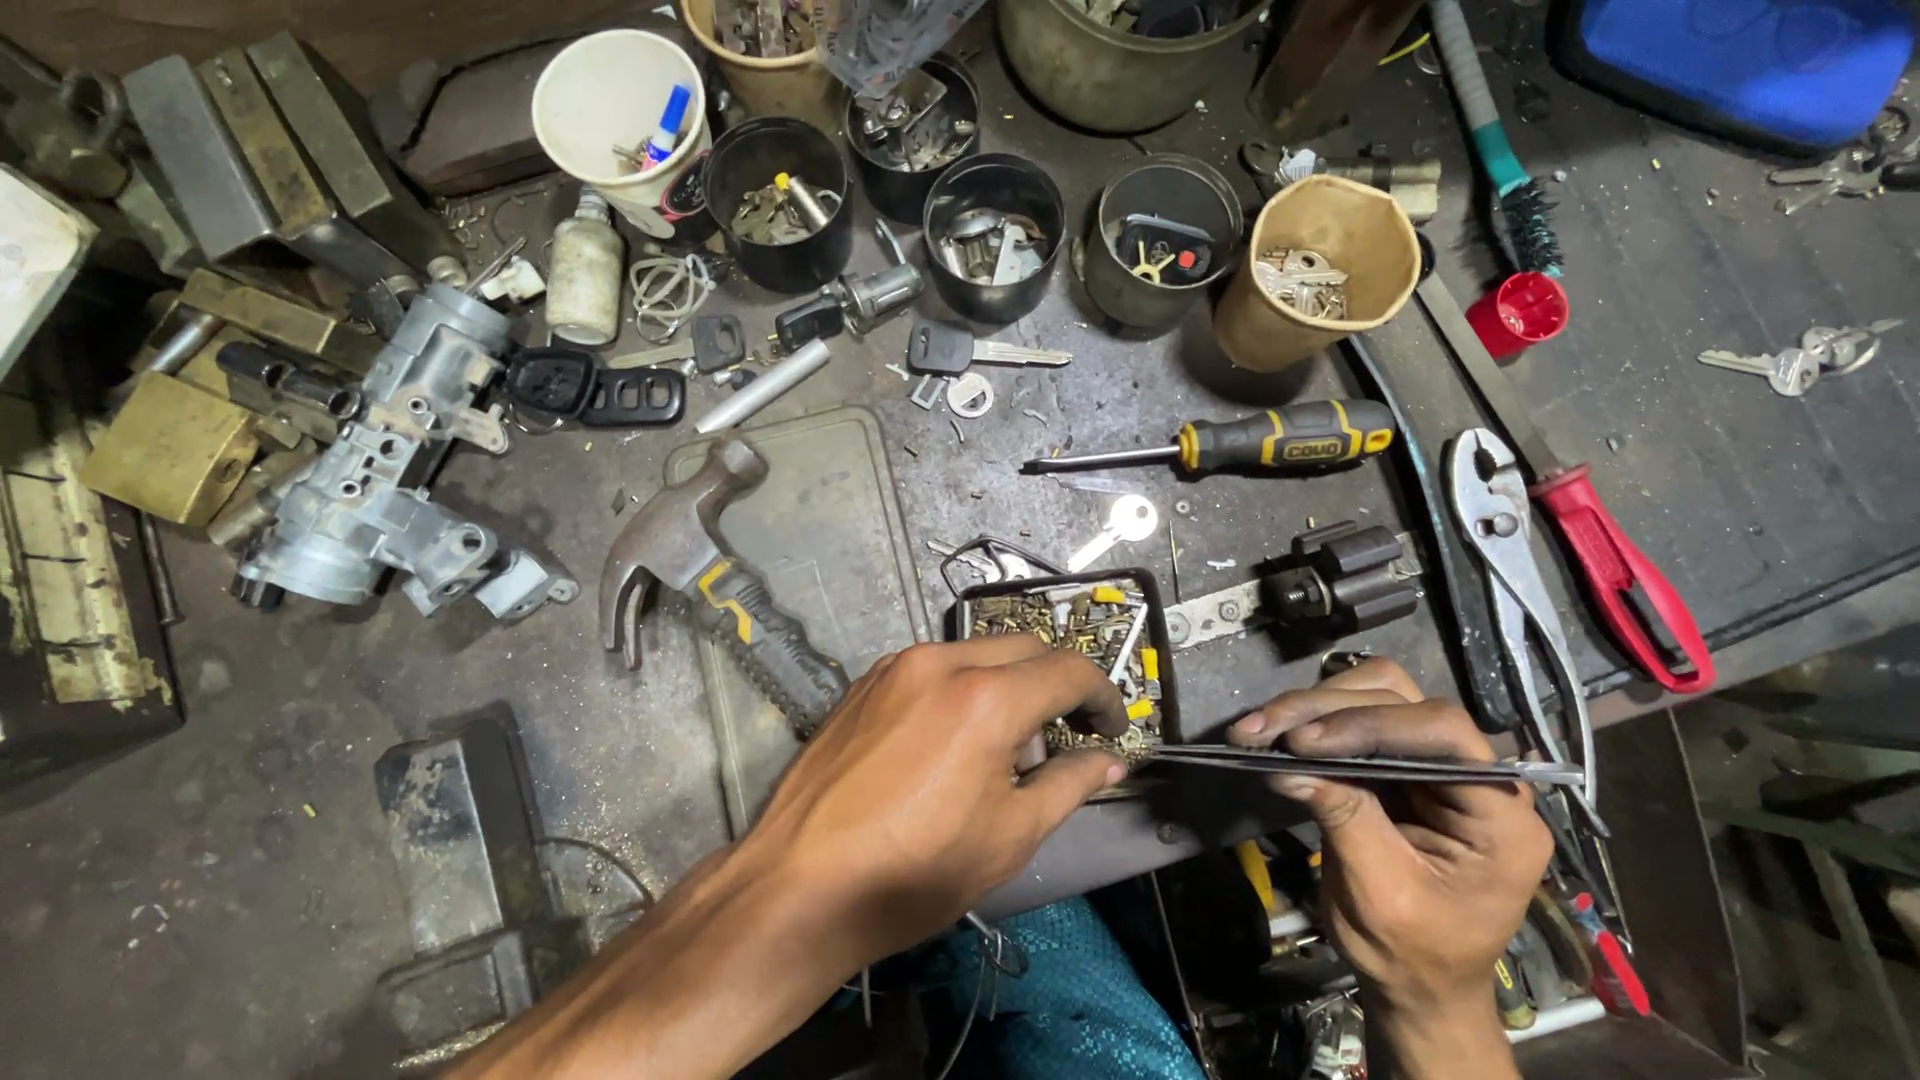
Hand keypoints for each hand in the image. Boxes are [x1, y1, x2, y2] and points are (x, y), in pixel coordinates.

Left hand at [448, 637, 1125, 1079]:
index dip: (1103, 696)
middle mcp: (942, 662)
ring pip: (977, 651)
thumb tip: (1110, 762)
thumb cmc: (915, 871)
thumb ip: (1069, 784)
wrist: (799, 884)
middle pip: (1025, 648)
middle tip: (1066, 731)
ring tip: (1005, 743)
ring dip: (1009, 681)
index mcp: (987, 698)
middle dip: (1058, 681)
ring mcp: (896, 666)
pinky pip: (934, 665)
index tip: (1110, 726)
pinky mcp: (865, 681)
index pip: (1068, 671)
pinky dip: (964, 684)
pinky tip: (953, 736)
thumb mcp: (1010, 835)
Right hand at [1228, 658, 1550, 1075]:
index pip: (1444, 734)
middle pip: (1402, 702)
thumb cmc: (1412, 954)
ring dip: (1311, 706)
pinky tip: (1272, 735)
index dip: (1372, 725)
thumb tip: (1287, 765)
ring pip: (1375, 695)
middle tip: (1260, 731)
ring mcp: (1434, 763)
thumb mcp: (1379, 894)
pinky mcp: (1397, 764)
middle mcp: (1474, 774)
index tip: (1305, 743)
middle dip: (1324, 711)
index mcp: (1499, 815)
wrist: (1416, 984)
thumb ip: (1345, 820)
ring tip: (1258, 730)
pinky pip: (1354, 719)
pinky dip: (1309, 720)